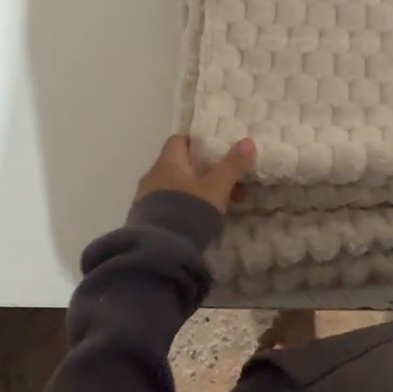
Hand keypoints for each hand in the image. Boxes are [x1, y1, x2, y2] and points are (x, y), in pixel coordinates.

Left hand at [135, 135, 256, 213]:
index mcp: (168, 162)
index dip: (196, 143)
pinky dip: (181, 207)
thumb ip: (232, 166)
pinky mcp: (144, 220)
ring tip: (213, 206)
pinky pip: (165, 205)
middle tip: (222, 183)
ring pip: (172, 187)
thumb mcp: (216, 188)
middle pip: (177, 165)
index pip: (178, 140)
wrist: (159, 250)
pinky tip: (196, 221)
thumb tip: (248, 142)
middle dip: (201, 172)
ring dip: (192, 191)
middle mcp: (152, 176)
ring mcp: (145, 199)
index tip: (214, 152)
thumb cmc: (189, 210)